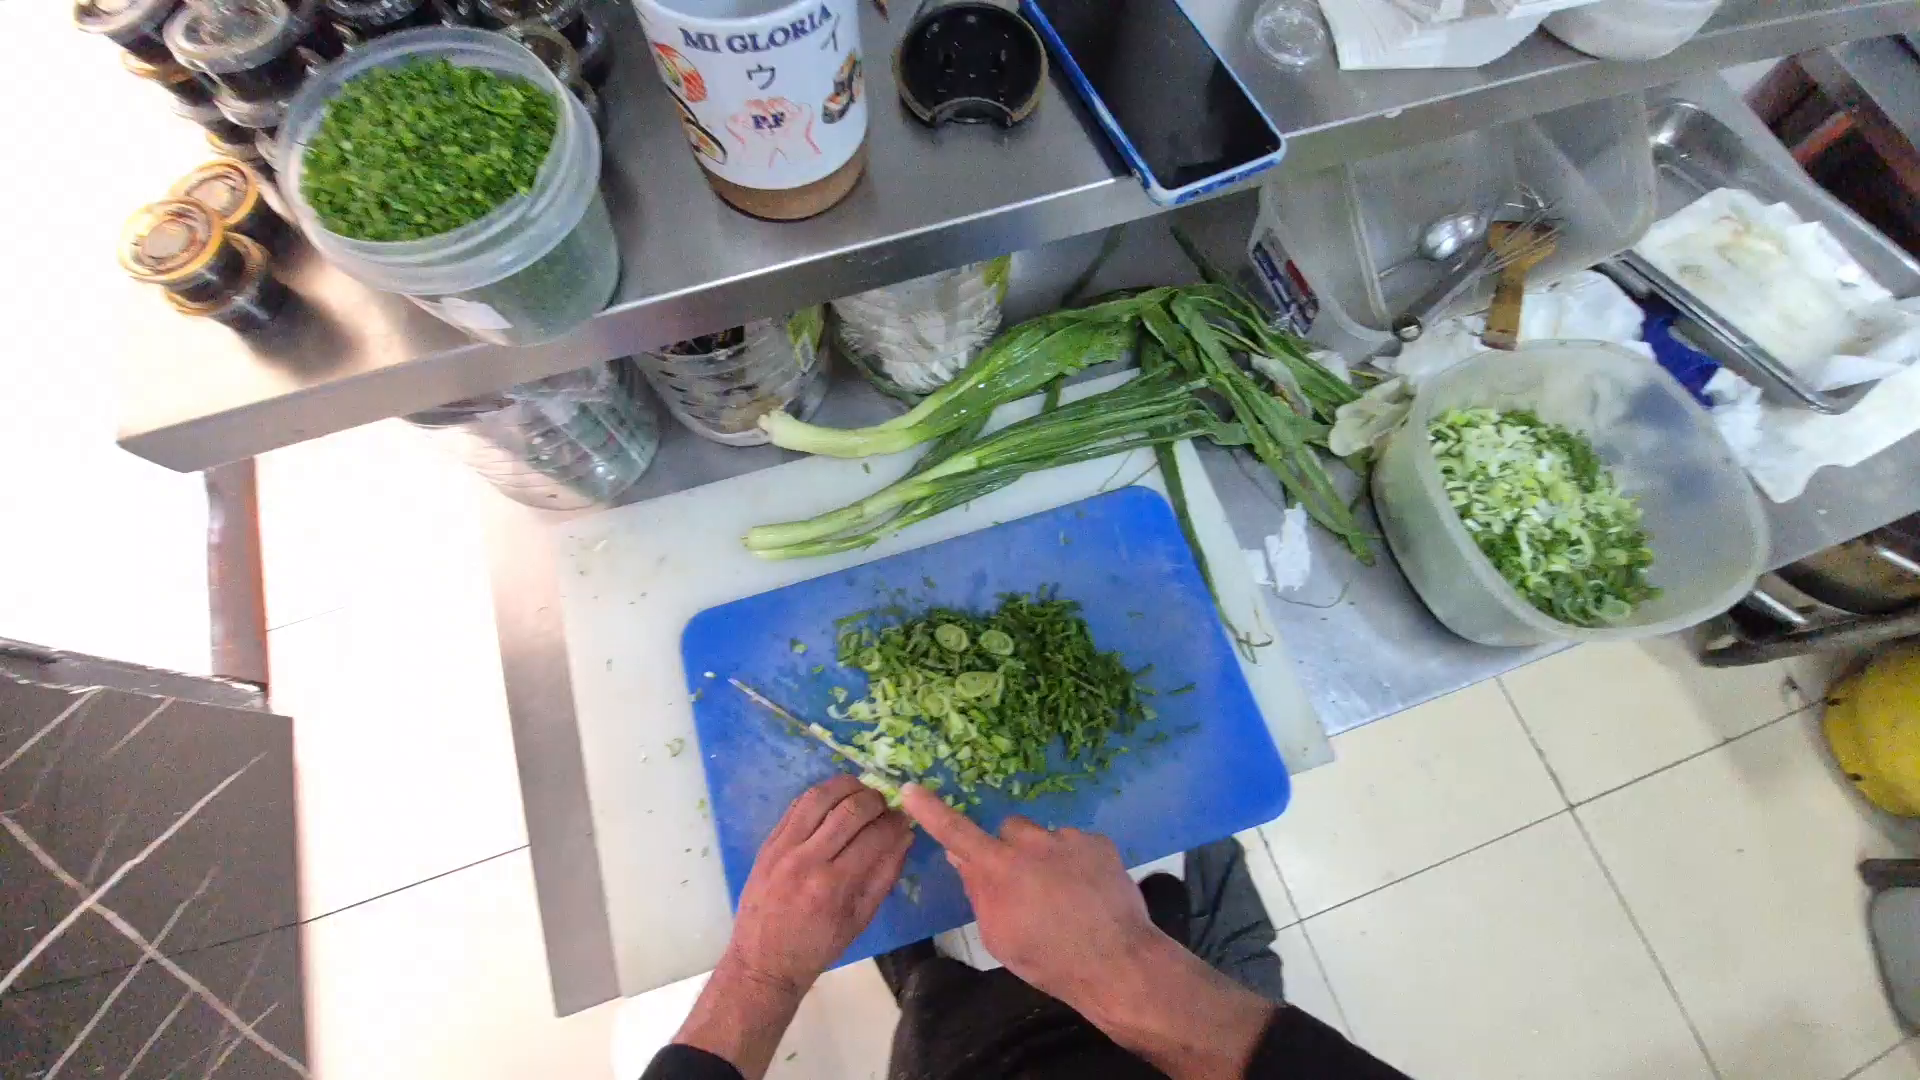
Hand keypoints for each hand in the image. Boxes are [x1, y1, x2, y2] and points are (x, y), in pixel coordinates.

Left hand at [676, 776, 911, 1078]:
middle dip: (876, 801)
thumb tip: (905, 834)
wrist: (762, 961)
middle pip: (851, 810)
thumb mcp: (860, 920)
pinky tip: (836, 798)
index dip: (896, 822)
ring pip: (821, 797)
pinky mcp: (769, 841)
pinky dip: (822, 794)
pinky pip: (798, 804)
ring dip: (849, 787)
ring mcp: (784, 847)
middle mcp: (807, 860)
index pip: (875, 837)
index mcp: (833, 886)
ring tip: (863, 793)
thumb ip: (885, 874)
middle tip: (886, 805)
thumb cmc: (817, 947)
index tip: (905, 819)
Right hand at [900, 783, 1275, 1079]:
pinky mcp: (1098, 841)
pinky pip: (1074, 843)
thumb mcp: (1000, 937)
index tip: (911, 789)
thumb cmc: (1049, 960)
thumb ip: (978, 892)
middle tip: (1025, 886)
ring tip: (1064, 895)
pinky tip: (1088, 892)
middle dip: (1010, 850)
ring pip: (1043, 837)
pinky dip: (1076, 863)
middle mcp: (1032, 843)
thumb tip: (961, 858)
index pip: (957, 834)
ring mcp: (1068, 838)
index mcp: (1001, 870)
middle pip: (1008, 831)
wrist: (1118, 964)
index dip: (932, 812)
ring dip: (1045, 857)